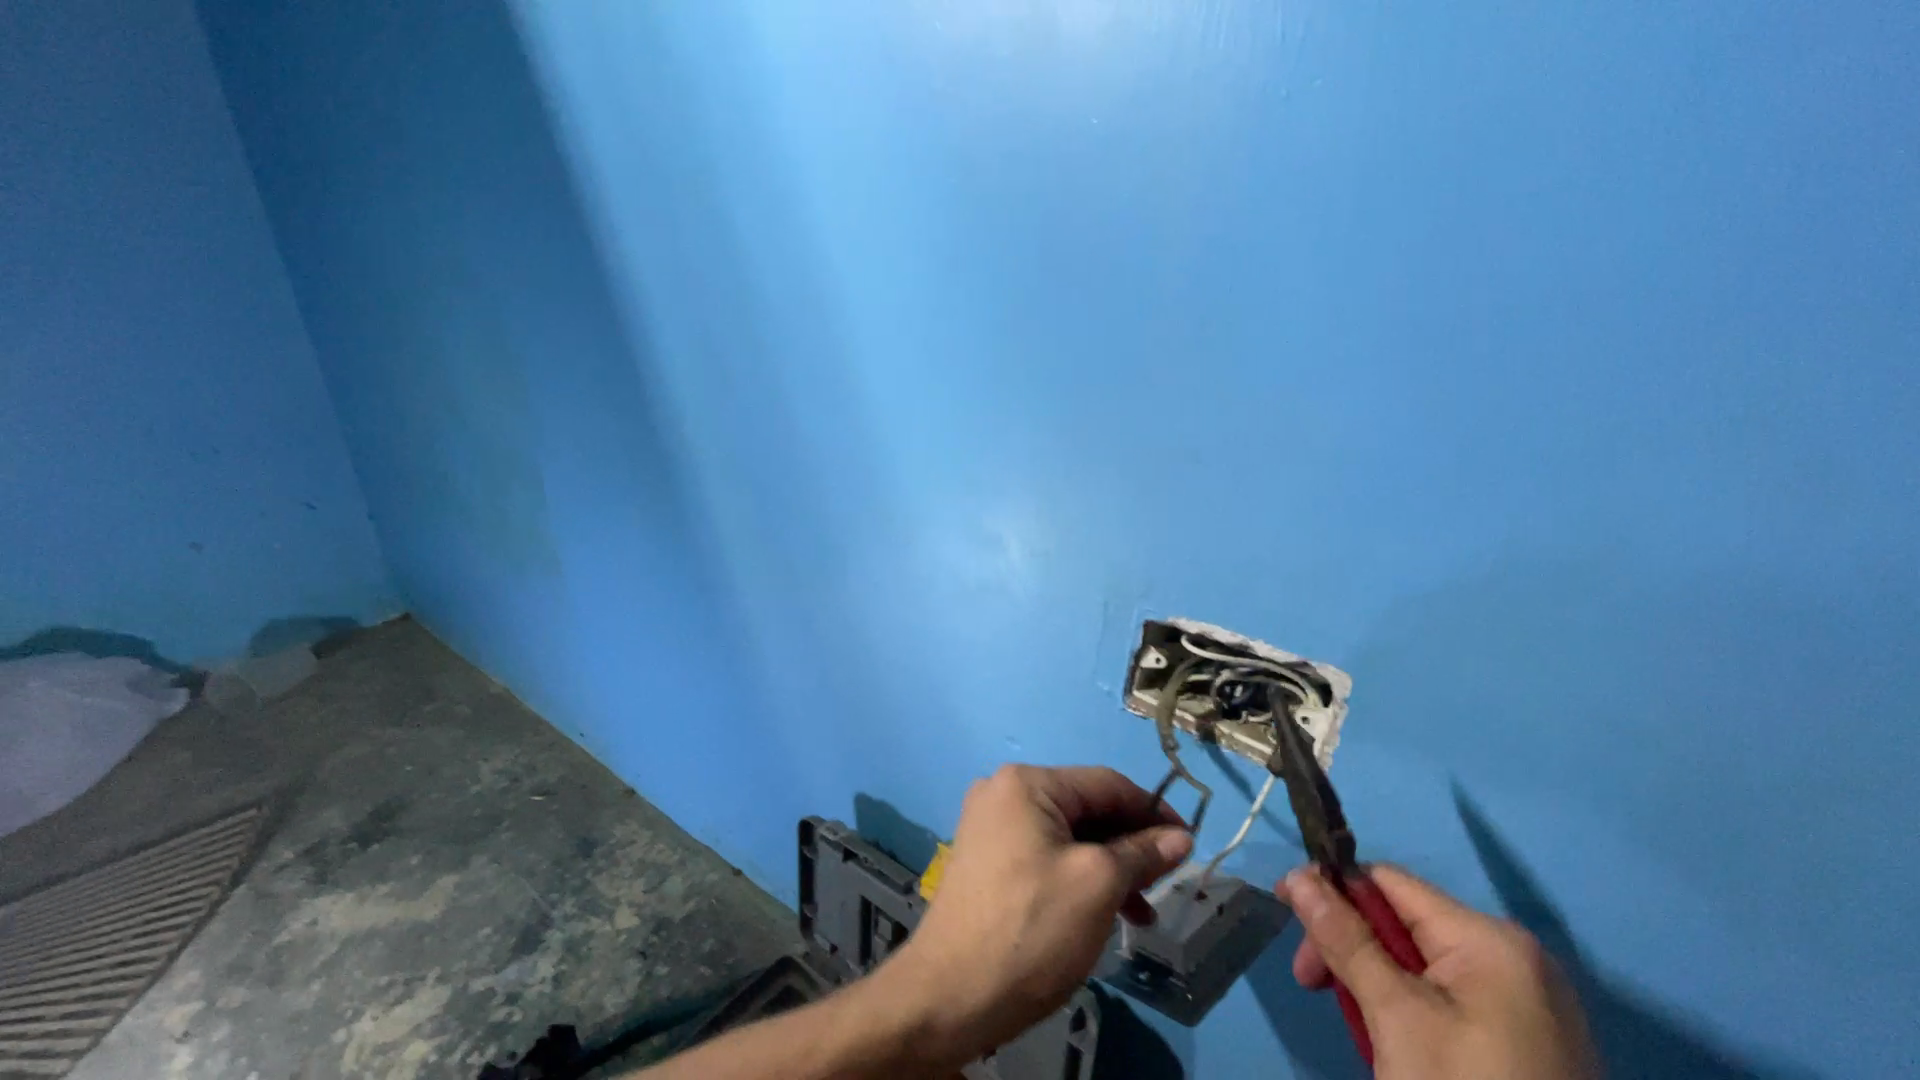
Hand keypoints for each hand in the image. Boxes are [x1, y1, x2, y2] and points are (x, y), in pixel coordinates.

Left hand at [887, 765, 1193, 1061]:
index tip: (1190, 844)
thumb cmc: (1031, 928)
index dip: (1153, 811)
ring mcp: (990, 830)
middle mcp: (1003, 795)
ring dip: (1109, 869)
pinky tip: (1103, 915)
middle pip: (1086, 809)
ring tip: (1141, 914)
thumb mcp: (1098, 885)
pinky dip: (1080, 881)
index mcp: (1026, 784)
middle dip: (1130, 846)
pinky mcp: (987, 865)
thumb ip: (1142, 854)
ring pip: (1069, 838)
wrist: (950, 996)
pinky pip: (1047, 858)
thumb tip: (1179, 837)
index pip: (1106, 783)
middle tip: (1165, 885)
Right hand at [1281, 865, 1598, 1078]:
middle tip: (1311, 987)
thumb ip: (1346, 940)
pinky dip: (1413, 1009)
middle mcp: (1514, 955)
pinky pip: (1453, 997)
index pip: (1389, 882)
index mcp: (1489, 937)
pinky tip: (1400, 1046)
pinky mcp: (1528, 1037)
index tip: (1287, 918)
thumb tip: (1300, 876)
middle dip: (1351, 947)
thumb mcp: (1395, 1017)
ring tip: (1361, 1031)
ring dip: (1377, 983)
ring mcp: (1526, 999)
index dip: (1331, 891)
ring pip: (1424, 963)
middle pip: (1404, 922)